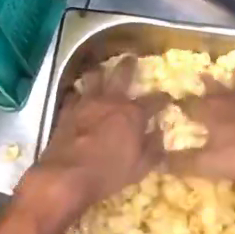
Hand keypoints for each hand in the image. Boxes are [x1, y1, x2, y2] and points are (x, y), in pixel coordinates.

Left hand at [17, 58, 161, 225]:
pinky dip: (78, 92)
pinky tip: (78, 94)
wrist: (66, 175)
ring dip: (100, 72)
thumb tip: (160, 133)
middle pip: (123, 74)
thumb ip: (154, 148)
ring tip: (101, 69)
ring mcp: (87, 102)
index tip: (168, 96)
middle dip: (129, 65)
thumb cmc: (108, 174)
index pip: (154, 100)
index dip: (163, 98)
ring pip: (94, 76)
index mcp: (133, 113)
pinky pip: (74, 93)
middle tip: (131, 58)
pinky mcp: (68, 109)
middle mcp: (112, 101)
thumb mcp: (140, 168)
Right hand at [167, 69, 234, 189]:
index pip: (191, 104)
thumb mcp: (208, 165)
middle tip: (202, 74)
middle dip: (208, 82)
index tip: (173, 100)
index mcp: (212, 110)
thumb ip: (182, 163)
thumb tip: (158, 162)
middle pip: (217, 87)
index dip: (181, 103)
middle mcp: (233, 98)